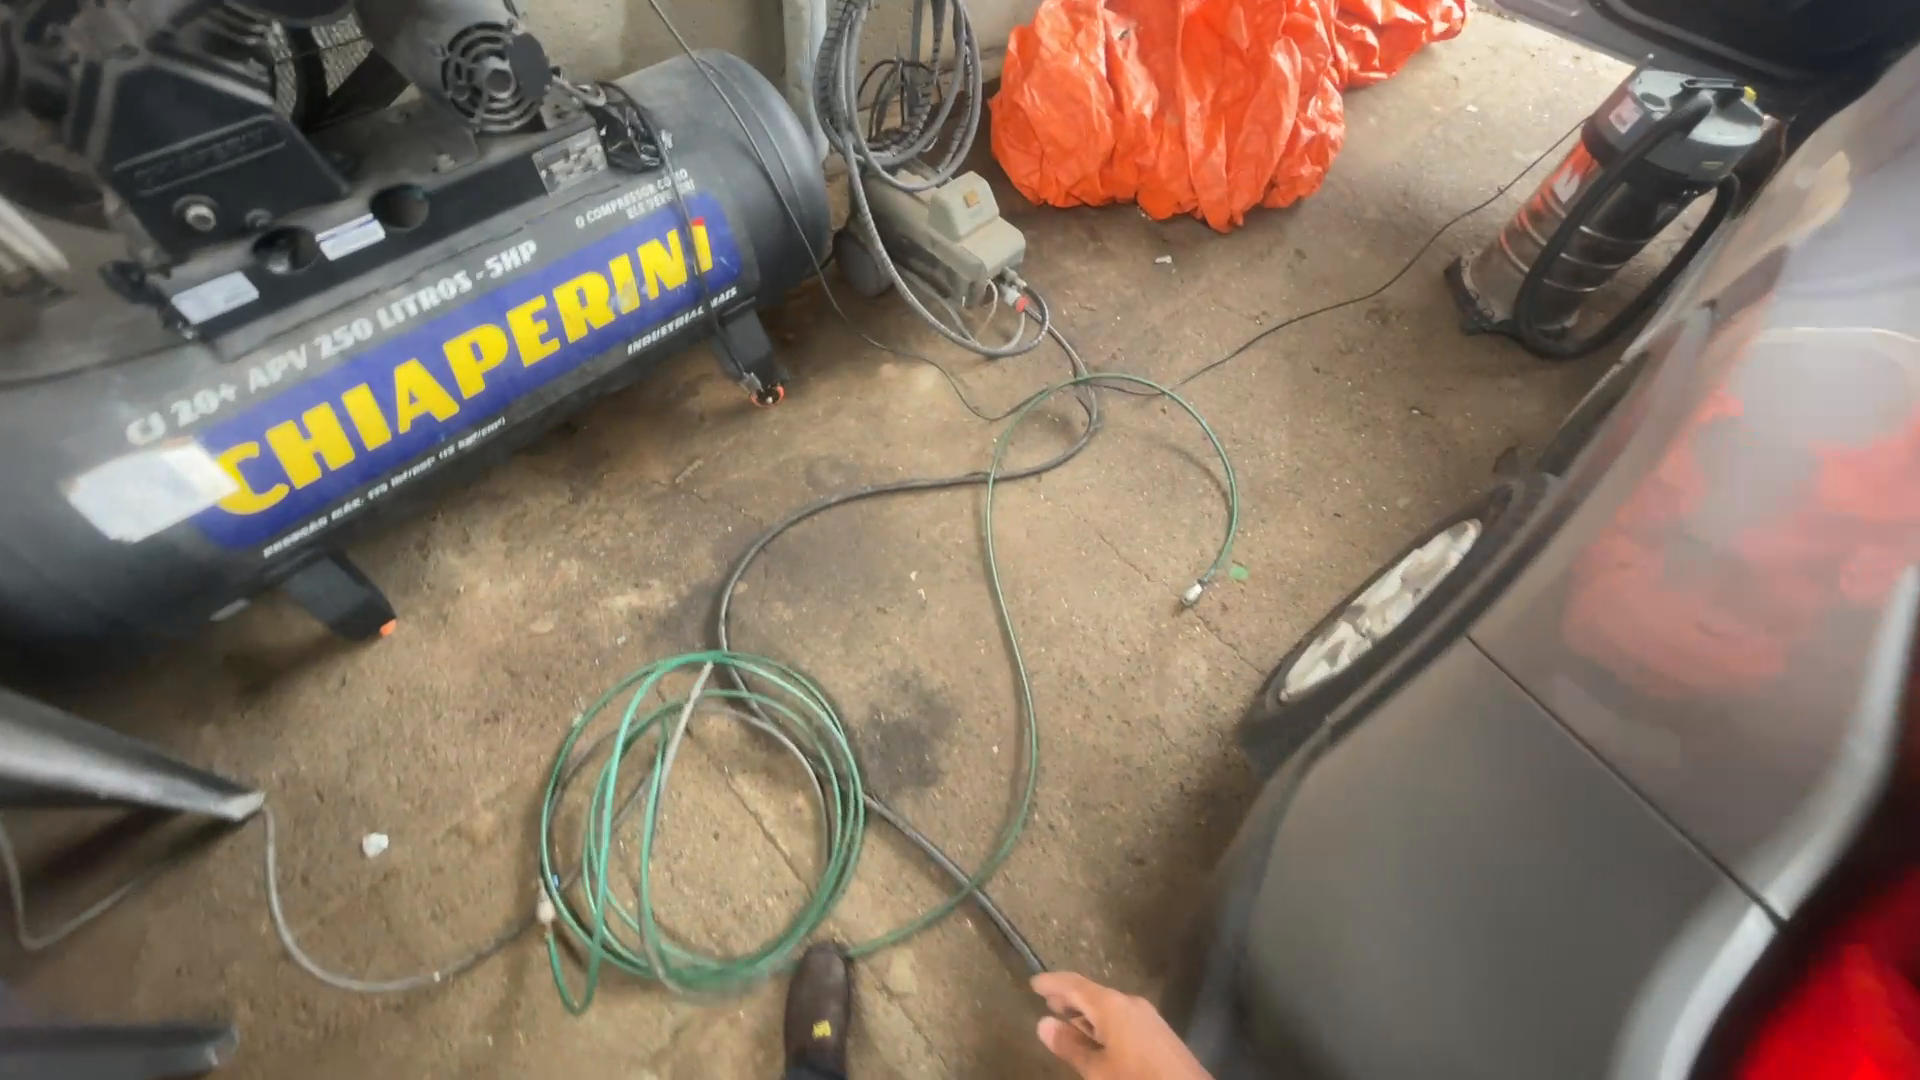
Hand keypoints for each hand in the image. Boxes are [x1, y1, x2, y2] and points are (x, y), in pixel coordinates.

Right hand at [1031, 972, 1213, 1078]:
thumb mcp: (1098, 1072)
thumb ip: (1071, 1047)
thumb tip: (1043, 1023)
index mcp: (1112, 1005)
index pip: (1075, 984)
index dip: (1053, 982)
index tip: (1033, 983)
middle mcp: (1129, 1002)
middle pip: (1093, 993)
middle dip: (1069, 997)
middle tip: (1047, 1002)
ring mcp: (1147, 1017)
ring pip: (1109, 1007)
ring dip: (1087, 1013)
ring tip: (1068, 1021)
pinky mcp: (1158, 1034)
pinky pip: (1122, 1018)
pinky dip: (1103, 1023)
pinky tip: (1098, 1040)